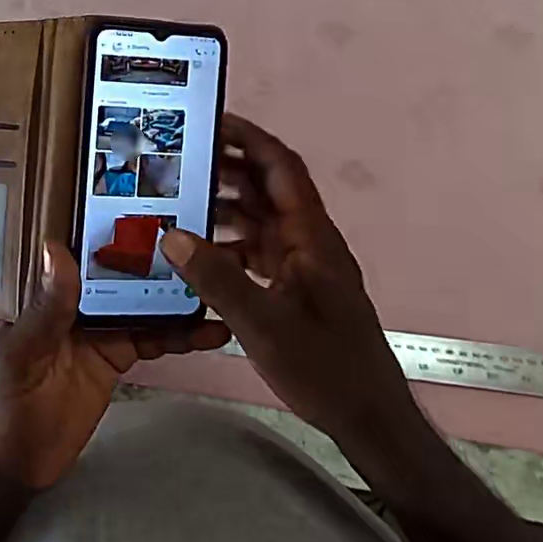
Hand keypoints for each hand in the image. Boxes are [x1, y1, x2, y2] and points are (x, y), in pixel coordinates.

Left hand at [0, 242, 229, 488]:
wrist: (16, 466)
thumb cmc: (5, 404)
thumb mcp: (22, 354)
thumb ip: (46, 308)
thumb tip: (55, 247)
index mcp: (51, 293)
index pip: (86, 255)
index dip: (117, 235)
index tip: (153, 215)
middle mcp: (77, 304)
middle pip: (122, 275)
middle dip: (156, 262)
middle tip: (202, 247)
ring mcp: (99, 330)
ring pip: (143, 305)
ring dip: (176, 297)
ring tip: (216, 288)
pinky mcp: (116, 358)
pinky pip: (151, 339)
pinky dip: (179, 335)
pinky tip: (209, 333)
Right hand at [158, 114, 416, 443]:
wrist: (369, 420)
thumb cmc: (326, 367)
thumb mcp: (264, 323)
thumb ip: (216, 278)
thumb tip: (172, 236)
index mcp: (310, 235)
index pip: (281, 167)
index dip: (249, 138)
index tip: (213, 121)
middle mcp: (307, 240)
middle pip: (267, 187)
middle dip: (228, 167)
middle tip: (183, 159)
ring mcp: (301, 263)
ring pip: (259, 218)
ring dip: (225, 205)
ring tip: (182, 200)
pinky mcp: (294, 285)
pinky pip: (256, 248)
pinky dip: (228, 240)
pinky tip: (200, 252)